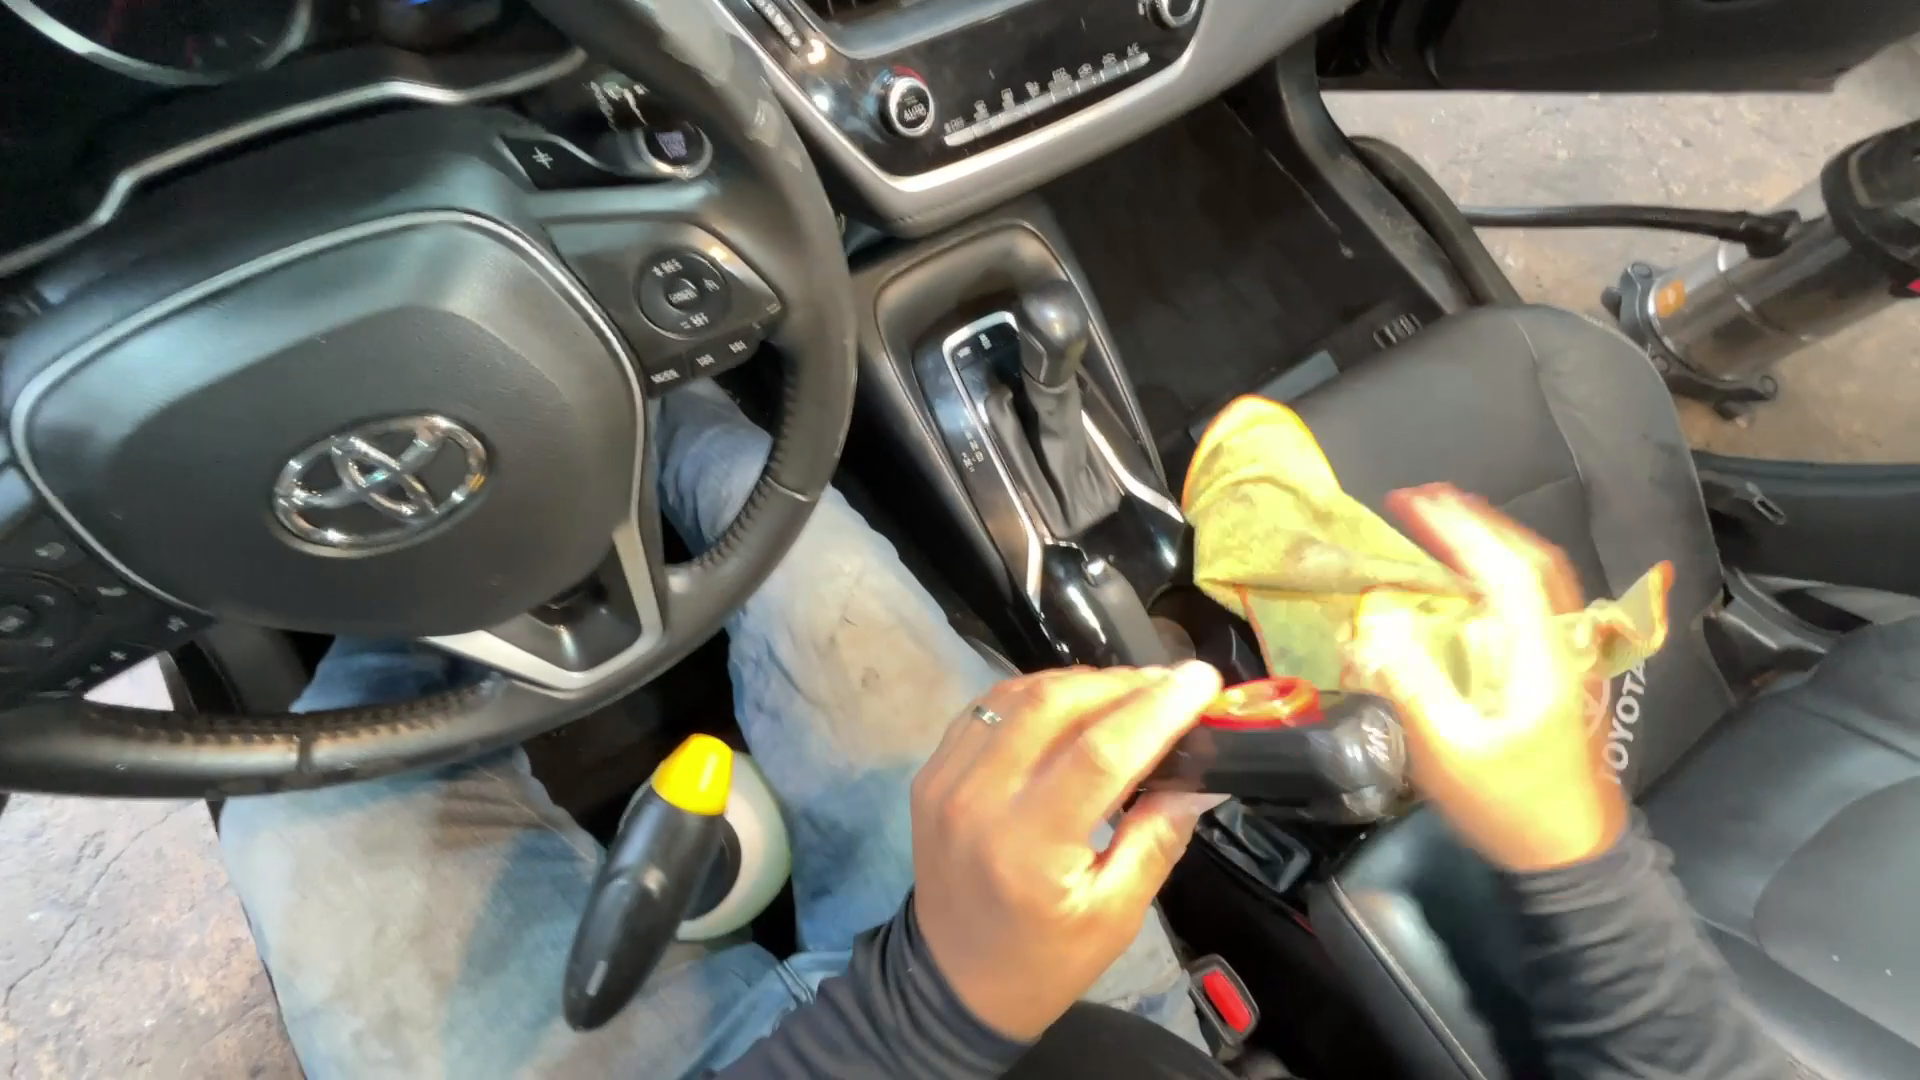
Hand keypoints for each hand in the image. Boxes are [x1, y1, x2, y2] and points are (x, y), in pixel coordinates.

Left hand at [910, 662, 1225, 1040]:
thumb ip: (1156, 840)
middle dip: (1120, 683)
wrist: (952, 978)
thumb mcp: (1114, 917)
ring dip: (1080, 682)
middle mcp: (978, 798)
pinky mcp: (932, 768)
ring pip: (1018, 694)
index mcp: (1028, 847)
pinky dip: (1035, 693)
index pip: (1098, 753)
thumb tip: (1196, 777)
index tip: (1201, 679)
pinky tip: (1071, 700)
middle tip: (1168, 682)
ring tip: (1128, 688)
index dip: (1155, 709)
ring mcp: (946, 777)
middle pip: (1054, 705)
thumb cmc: (1044, 960)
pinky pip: (988, 707)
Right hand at [1350, 484, 1627, 871]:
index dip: (1459, 529)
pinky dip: (1494, 574)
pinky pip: (1523, 606)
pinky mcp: (1546, 675)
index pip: (1504, 571)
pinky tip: (1464, 578)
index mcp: (1535, 658)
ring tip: (1443, 521)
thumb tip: (1371, 627)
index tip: (1413, 501)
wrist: (1568, 854)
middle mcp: (1554, 648)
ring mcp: (1556, 661)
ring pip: (1534, 582)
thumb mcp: (1449, 750)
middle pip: (1530, 564)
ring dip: (1489, 542)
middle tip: (1425, 499)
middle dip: (1478, 521)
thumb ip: (1411, 685)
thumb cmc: (1508, 805)